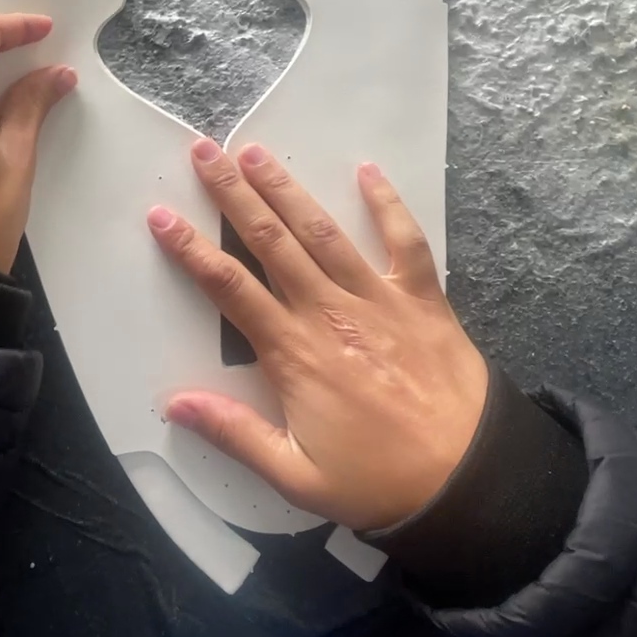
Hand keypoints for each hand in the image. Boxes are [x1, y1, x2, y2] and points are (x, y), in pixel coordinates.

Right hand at [147, 141, 488, 530]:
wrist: (474, 485)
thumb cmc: (379, 482)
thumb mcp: (297, 476)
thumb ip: (234, 433)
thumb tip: (174, 404)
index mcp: (293, 351)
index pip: (229, 287)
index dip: (191, 249)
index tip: (161, 216)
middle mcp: (329, 311)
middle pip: (270, 241)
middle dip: (233, 193)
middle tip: (205, 152)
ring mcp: (378, 299)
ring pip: (322, 232)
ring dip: (286, 189)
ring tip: (256, 152)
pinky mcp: (422, 298)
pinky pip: (405, 241)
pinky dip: (388, 205)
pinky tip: (368, 170)